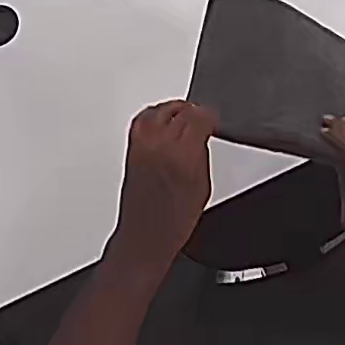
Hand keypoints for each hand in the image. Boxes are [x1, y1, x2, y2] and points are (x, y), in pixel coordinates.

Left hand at [106, 101, 216, 275]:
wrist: (146, 234)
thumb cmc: (173, 220)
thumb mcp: (202, 186)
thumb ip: (202, 153)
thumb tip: (202, 133)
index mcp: (183, 156)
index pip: (198, 118)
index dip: (209, 115)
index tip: (213, 118)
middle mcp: (160, 145)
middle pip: (180, 112)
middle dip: (194, 112)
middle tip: (202, 119)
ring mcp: (143, 144)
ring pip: (159, 110)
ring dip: (173, 110)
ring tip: (183, 116)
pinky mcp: (131, 147)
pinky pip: (141, 120)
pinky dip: (153, 115)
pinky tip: (161, 119)